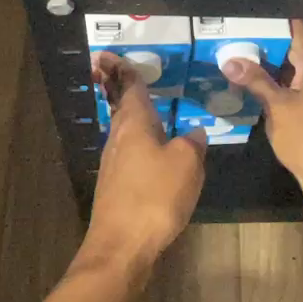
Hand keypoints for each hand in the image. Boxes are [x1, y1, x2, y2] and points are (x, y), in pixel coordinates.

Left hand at [79, 52, 206, 277]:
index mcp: (135, 123)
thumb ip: (192, 143)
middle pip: (120, 106)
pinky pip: (127, 152)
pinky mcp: (115, 187)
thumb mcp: (186, 164)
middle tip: (120, 72)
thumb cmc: (154, 196)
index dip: (122, 69)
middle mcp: (119, 137)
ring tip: (145, 108)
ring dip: (129, 115)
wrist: (122, 247)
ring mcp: (113, 164)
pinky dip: (136, 141)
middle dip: (119, 88)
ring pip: (123, 130)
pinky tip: (151, 151)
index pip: (129, 87)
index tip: (108, 54)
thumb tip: (194, 132)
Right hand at [222, 20, 302, 193]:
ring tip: (242, 56)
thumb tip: (230, 61)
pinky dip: (281, 81)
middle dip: (268, 43)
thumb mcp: (276, 106)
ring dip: (273, 65)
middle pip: (296, 48)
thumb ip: (255, 80)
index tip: (252, 15)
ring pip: (296, 68)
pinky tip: (258, 84)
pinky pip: (299, 84)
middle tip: (238, 35)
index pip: (298, 30)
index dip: (276, 21)